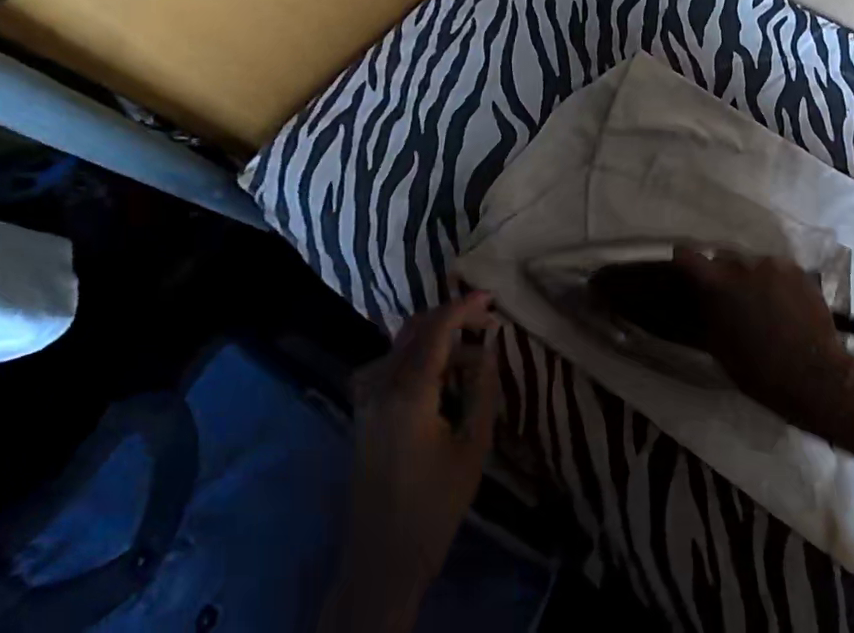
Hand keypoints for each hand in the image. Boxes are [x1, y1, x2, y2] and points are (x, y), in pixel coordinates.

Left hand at [320, 292, 499, 632]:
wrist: (383, 556)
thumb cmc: (436, 502)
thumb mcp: (473, 445)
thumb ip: (482, 390)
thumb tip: (487, 351)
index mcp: (409, 394)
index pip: (435, 331)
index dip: (463, 307)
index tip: (491, 296)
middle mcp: (380, 388)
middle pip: (414, 331)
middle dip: (452, 318)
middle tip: (488, 324)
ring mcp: (365, 401)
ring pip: (400, 347)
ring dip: (435, 340)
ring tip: (470, 357)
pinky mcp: (362, 414)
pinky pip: (387, 367)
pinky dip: (415, 358)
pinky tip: (435, 376)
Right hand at [673, 246, 853, 432]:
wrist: (813, 374)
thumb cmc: (758, 369)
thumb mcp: (719, 345)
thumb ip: (708, 311)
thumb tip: (701, 295)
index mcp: (720, 284)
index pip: (688, 258)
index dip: (682, 260)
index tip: (679, 264)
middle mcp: (746, 264)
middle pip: (725, 260)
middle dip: (723, 275)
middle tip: (727, 297)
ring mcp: (776, 264)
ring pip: (754, 265)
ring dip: (751, 278)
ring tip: (760, 304)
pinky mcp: (799, 270)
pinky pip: (778, 271)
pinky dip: (774, 283)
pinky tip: (782, 305)